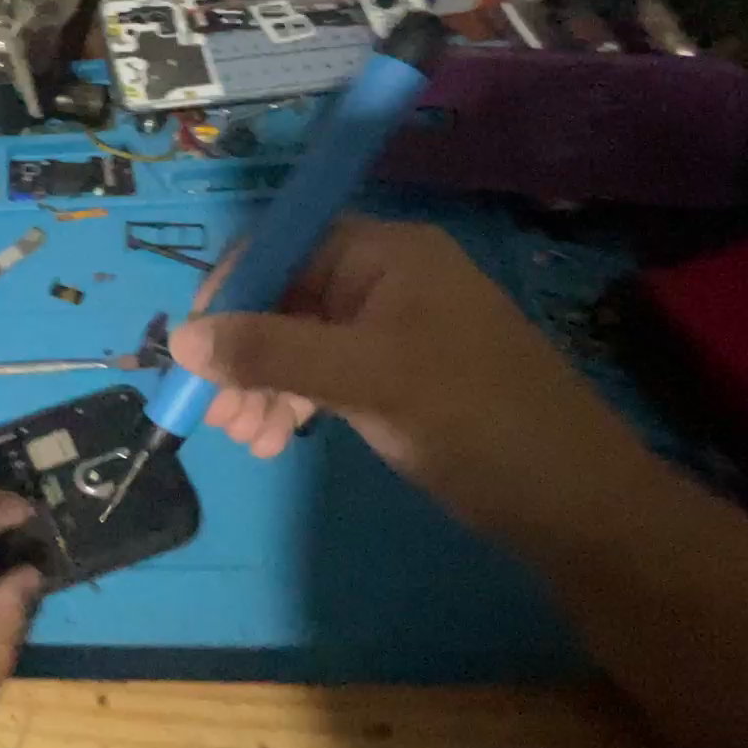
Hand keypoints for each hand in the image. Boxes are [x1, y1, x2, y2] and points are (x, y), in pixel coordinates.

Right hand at [170, 215, 652, 531]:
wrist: (569, 500)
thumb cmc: (472, 418)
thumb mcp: (364, 379)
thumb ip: (268, 351)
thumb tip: (178, 340)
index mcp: (382, 255)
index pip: (281, 247)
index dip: (229, 291)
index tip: (194, 348)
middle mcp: (378, 281)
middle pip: (279, 300)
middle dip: (239, 355)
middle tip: (214, 413)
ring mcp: (381, 330)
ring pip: (290, 344)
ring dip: (257, 387)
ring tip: (243, 438)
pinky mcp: (383, 374)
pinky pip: (313, 375)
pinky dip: (286, 404)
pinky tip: (270, 442)